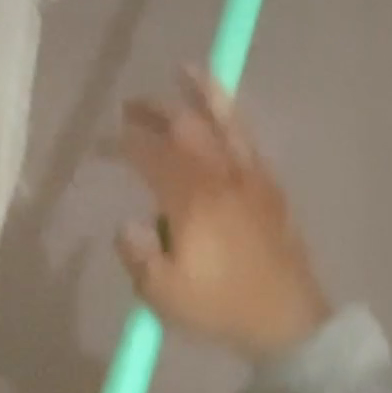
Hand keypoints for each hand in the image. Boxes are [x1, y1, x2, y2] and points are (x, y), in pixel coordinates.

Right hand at [114, 66, 330, 361]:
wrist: (288, 321)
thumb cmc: (221, 308)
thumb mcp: (163, 294)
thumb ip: (137, 255)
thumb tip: (129, 225)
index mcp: (192, 200)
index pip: (151, 156)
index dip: (124, 143)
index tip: (103, 142)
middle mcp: (223, 179)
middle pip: (188, 127)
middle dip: (157, 109)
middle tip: (132, 103)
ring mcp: (253, 180)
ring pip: (228, 123)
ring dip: (205, 94)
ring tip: (189, 70)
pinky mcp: (272, 191)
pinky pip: (250, 142)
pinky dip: (234, 121)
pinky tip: (226, 118)